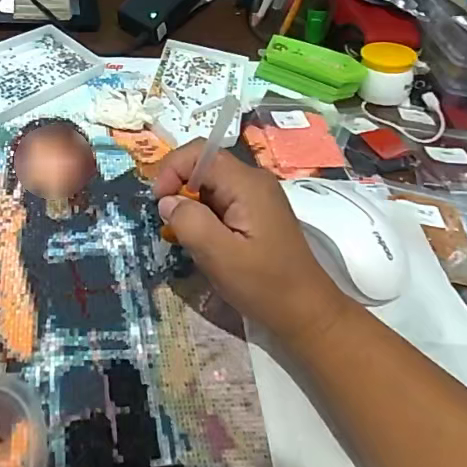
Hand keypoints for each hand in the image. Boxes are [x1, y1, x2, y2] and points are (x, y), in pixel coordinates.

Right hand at [152, 141, 354, 346]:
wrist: (307, 313)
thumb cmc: (265, 285)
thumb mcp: (220, 257)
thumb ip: (190, 222)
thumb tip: (167, 201)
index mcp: (247, 184)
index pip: (200, 153)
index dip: (172, 169)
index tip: (158, 202)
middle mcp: (253, 181)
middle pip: (205, 165)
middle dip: (178, 187)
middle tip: (168, 222)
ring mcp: (257, 196)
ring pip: (210, 184)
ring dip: (190, 203)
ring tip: (185, 235)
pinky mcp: (256, 211)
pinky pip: (221, 199)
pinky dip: (204, 214)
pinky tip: (204, 241)